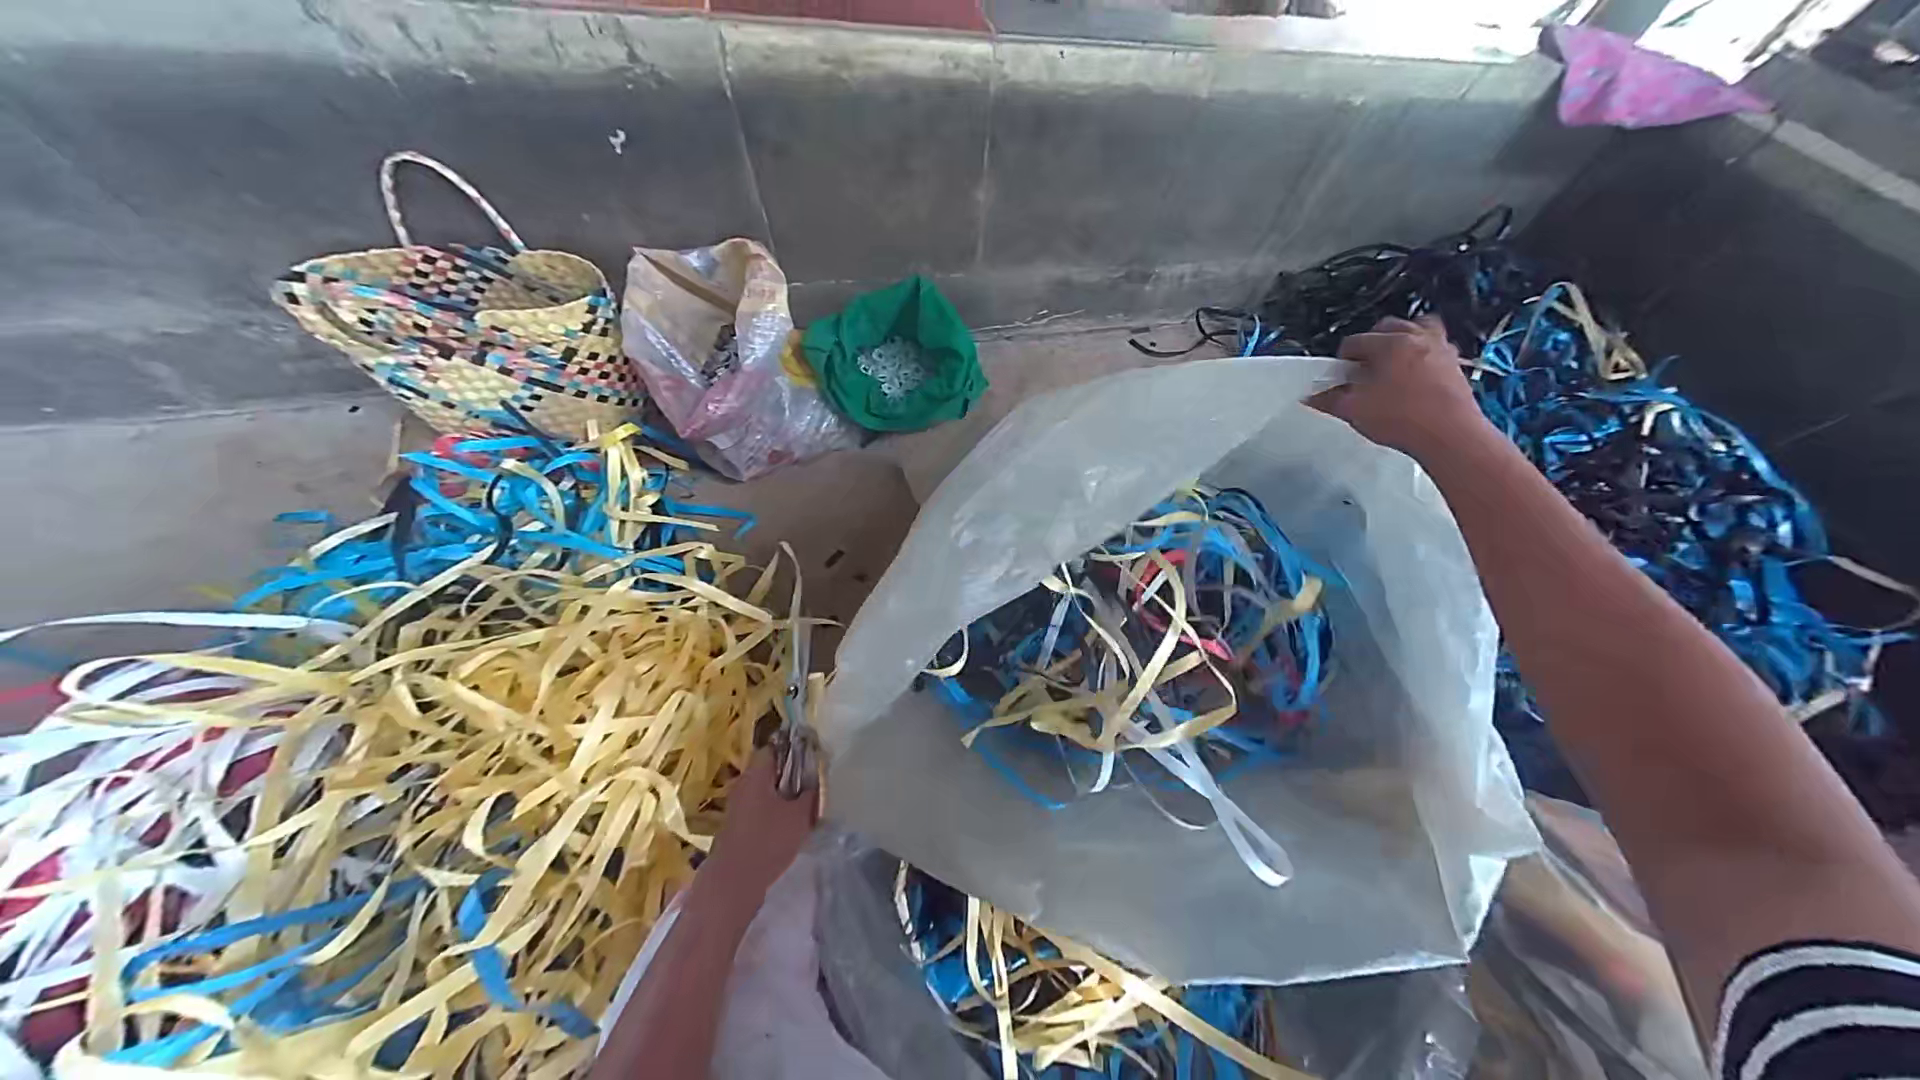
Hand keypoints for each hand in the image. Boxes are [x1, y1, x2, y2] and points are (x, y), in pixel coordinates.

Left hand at [702, 746, 819, 900]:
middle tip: (813, 782)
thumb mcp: (800, 815)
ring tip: (806, 805)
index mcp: (756, 774)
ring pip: (765, 791)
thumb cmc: (768, 841)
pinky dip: (774, 812)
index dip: (794, 748)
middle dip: (792, 774)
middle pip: (770, 770)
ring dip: (783, 795)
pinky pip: (759, 809)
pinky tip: (790, 825)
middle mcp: (743, 785)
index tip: (812, 756)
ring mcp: (737, 807)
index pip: (774, 747)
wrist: (733, 884)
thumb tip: (816, 776)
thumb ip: (811, 792)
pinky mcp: (736, 827)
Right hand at [1309, 315, 1491, 457]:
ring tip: (1390, 363)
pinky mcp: (1455, 366)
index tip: (1340, 374)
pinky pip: (1437, 348)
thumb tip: (1312, 396)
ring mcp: (1441, 350)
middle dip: (1371, 343)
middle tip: (1362, 366)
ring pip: (1420, 329)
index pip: (1355, 341)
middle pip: (1389, 326)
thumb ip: (1328, 400)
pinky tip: (1413, 376)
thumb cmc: (1403, 419)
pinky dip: (1423, 354)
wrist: (1449, 435)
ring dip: (1402, 340)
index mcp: (1390, 345)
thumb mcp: (1353, 411)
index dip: (1342, 359)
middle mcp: (1418, 339)